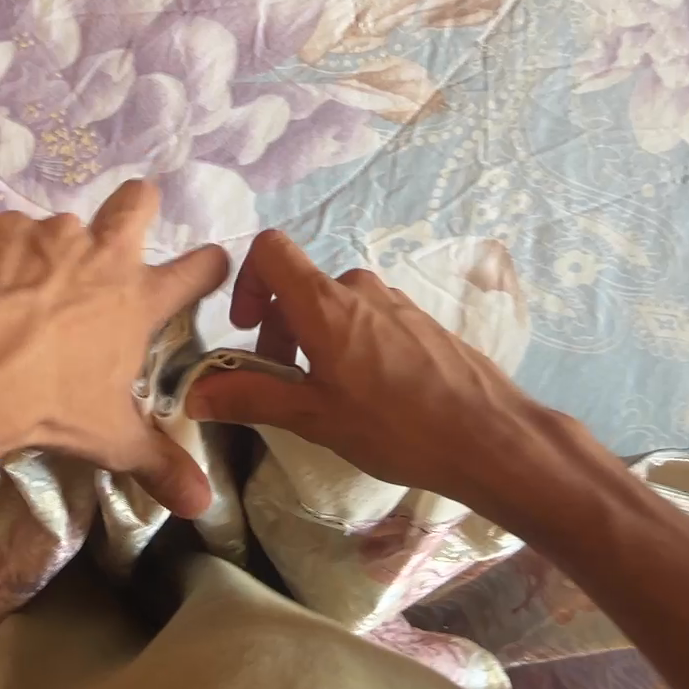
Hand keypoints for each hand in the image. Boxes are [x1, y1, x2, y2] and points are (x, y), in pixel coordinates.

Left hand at [0, 180, 228, 517]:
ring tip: (30, 290)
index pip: (200, 267)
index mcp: (138, 297)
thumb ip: (161, 463)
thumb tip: (205, 504)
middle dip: (139, 206)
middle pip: (138, 199)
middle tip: (122, 233)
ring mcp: (52, 234)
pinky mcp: (3, 230)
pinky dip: (9, 254)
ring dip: (57, 251)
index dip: (208, 266)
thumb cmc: (50, 405)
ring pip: (66, 225)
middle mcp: (103, 253)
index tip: (206, 268)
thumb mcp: (110, 437)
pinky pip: (14, 233)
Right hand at [186, 230, 570, 511]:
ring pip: (335, 306)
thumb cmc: (396, 425)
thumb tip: (194, 393)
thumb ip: (250, 398)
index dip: (247, 280)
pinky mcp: (422, 321)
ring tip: (329, 394)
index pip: (270, 249)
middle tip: (285, 384)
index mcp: (324, 302)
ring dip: (315, 339)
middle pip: (299, 287)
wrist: (495, 439)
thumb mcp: (313, 417)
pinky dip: (351, 343)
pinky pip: (369, 318)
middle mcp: (358, 288)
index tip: (247, 329)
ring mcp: (395, 301)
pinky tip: (372, 394)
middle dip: (280, 330)